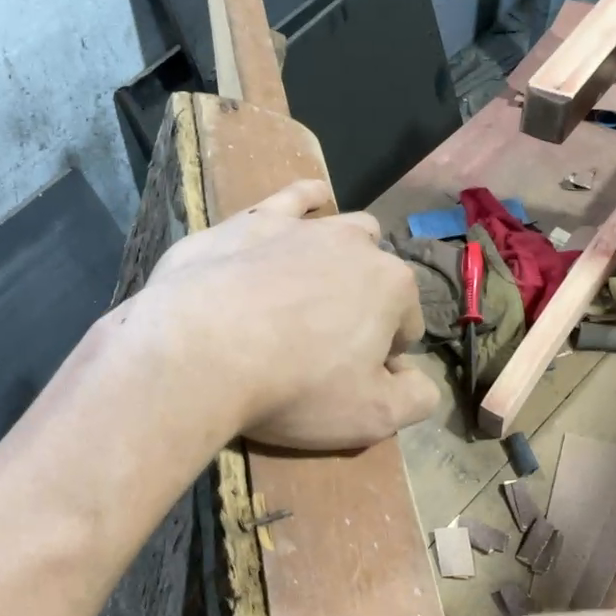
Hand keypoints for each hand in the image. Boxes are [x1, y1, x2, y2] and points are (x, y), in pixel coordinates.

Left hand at [123, 179, 438, 449]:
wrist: (198, 353)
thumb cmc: (294, 389)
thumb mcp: (372, 417)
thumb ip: (415, 399)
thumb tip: (417, 380)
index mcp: (392, 287)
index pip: (405, 325)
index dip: (386, 357)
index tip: (354, 380)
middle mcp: (353, 244)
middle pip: (376, 273)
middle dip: (366, 302)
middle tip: (327, 344)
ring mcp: (299, 227)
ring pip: (340, 230)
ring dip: (341, 256)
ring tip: (317, 288)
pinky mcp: (248, 222)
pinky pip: (292, 197)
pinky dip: (307, 200)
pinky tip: (311, 202)